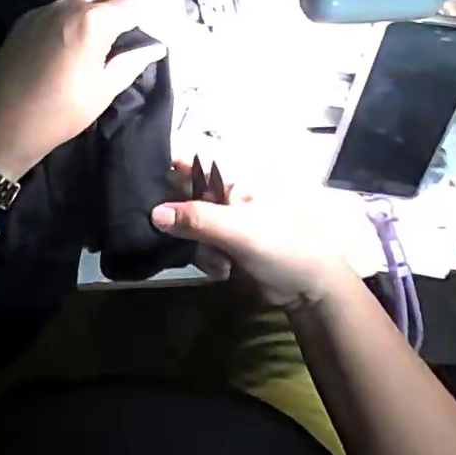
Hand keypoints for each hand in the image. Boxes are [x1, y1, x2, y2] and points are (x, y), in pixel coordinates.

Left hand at [0, 0, 165, 177]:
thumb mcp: (104, 90)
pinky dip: (73, 15)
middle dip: (121, 6)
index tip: (142, 40)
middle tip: (124, 36)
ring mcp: (44, 9)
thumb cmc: (59, 112)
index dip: (143, 19)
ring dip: (97, 7)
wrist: (1, 124)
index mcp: (94, 21)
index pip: (132, 2)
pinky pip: (59, 6)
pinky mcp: (26, 19)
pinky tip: (70, 43)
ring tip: (98, 40)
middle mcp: (69, 6)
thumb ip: (133, 62)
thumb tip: (156, 47)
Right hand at [152, 185, 356, 312]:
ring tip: (222, 263)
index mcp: (234, 180)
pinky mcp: (223, 247)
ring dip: (201, 249)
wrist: (306, 287)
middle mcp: (225, 197)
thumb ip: (197, 220)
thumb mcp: (237, 230)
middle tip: (195, 239)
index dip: (173, 173)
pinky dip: (208, 262)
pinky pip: (199, 249)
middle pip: (185, 200)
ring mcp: (223, 223)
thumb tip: (155, 213)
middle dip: (184, 223)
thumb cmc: (280, 244)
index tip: (149, 187)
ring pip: (189, 229)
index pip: (196, 166)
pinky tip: (225, 272)